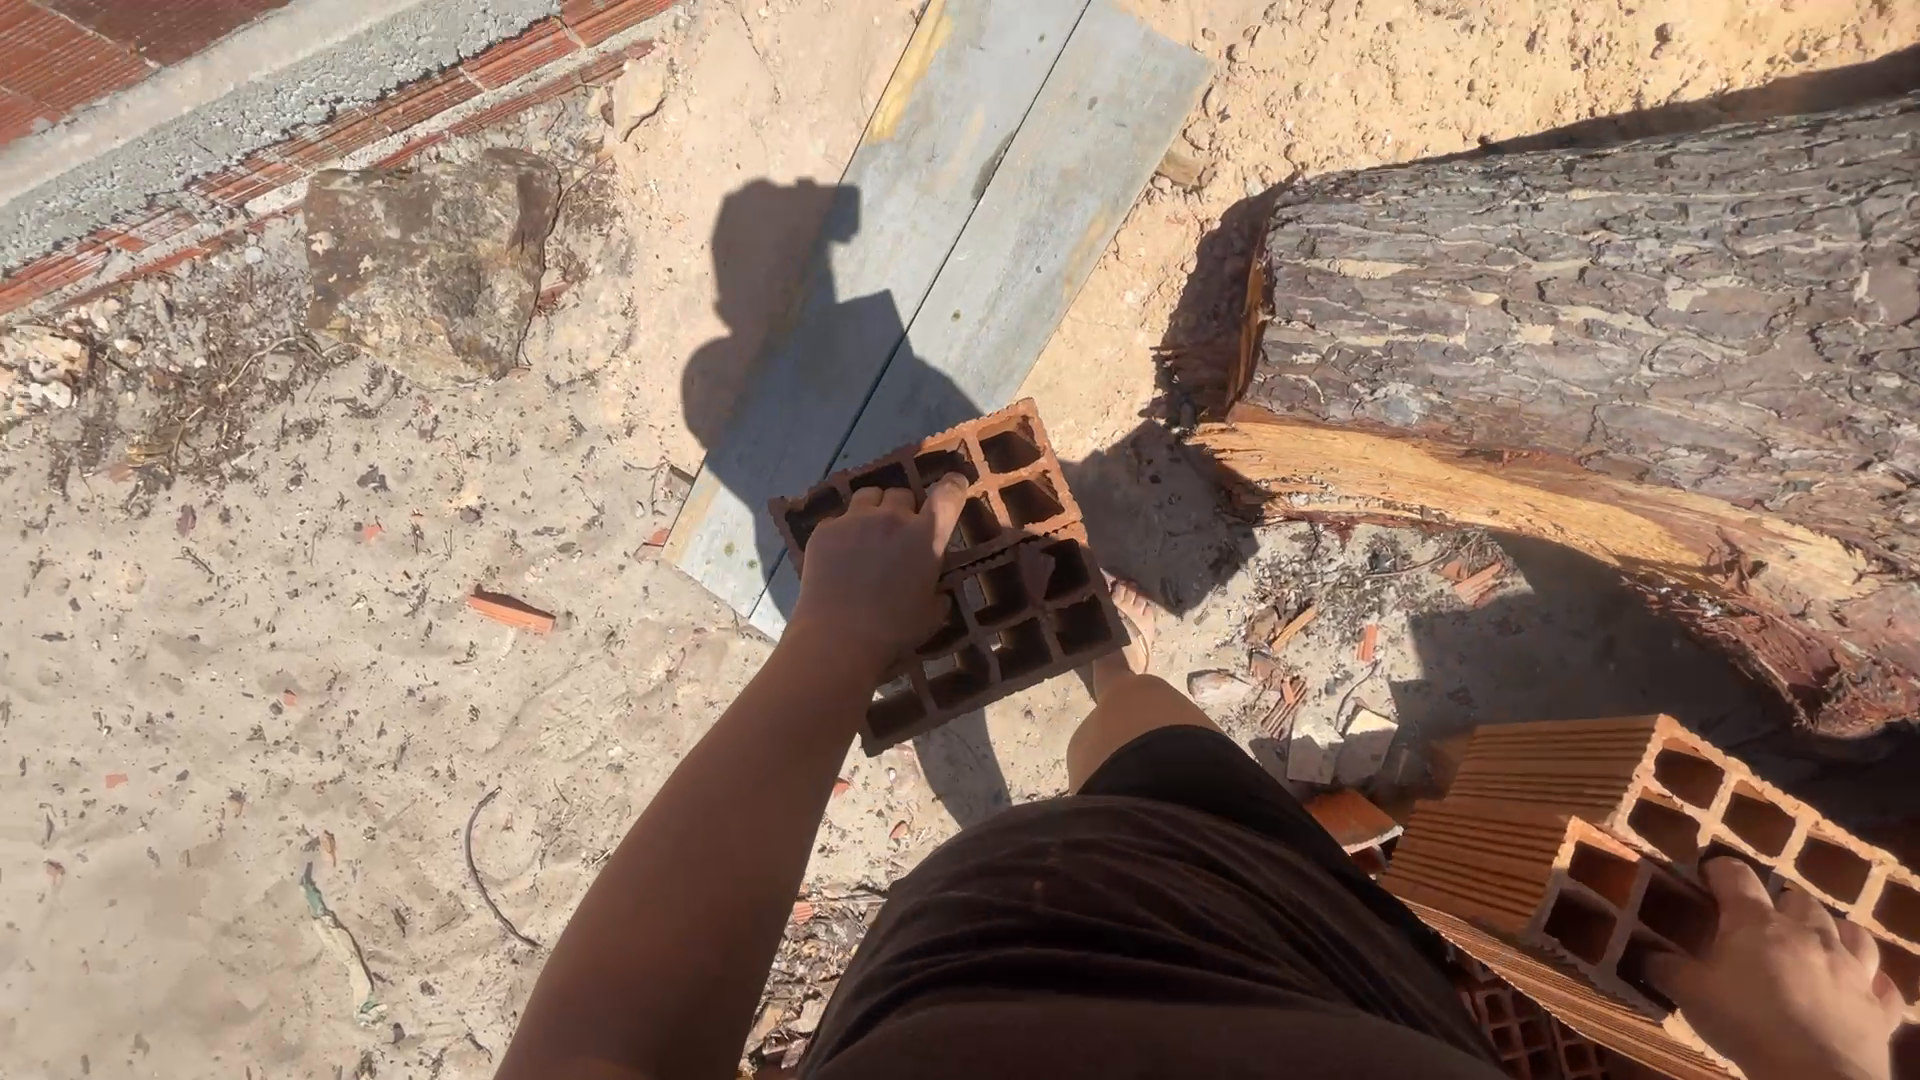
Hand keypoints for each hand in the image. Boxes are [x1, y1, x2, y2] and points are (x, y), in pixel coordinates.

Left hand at [787, 476, 967, 675]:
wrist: (838, 637)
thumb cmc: (894, 630)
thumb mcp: (931, 615)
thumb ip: (938, 594)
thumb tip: (937, 591)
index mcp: (926, 536)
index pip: (948, 494)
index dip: (953, 485)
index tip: (953, 484)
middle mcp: (892, 518)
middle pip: (902, 494)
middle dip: (905, 509)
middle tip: (899, 534)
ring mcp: (855, 520)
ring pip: (869, 495)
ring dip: (874, 509)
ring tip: (868, 533)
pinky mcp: (825, 530)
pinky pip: (839, 519)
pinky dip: (844, 531)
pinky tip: (840, 556)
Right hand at [1647, 857, 1903, 1079]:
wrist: (1816, 1077)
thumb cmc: (1744, 1019)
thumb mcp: (1685, 989)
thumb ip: (1663, 964)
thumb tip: (1644, 952)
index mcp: (1756, 922)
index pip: (1735, 874)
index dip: (1717, 870)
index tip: (1704, 879)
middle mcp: (1808, 936)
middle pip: (1801, 900)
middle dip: (1780, 902)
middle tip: (1760, 918)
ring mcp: (1853, 972)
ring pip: (1855, 934)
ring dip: (1834, 932)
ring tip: (1814, 941)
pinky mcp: (1882, 1009)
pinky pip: (1885, 984)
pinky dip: (1870, 979)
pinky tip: (1857, 984)